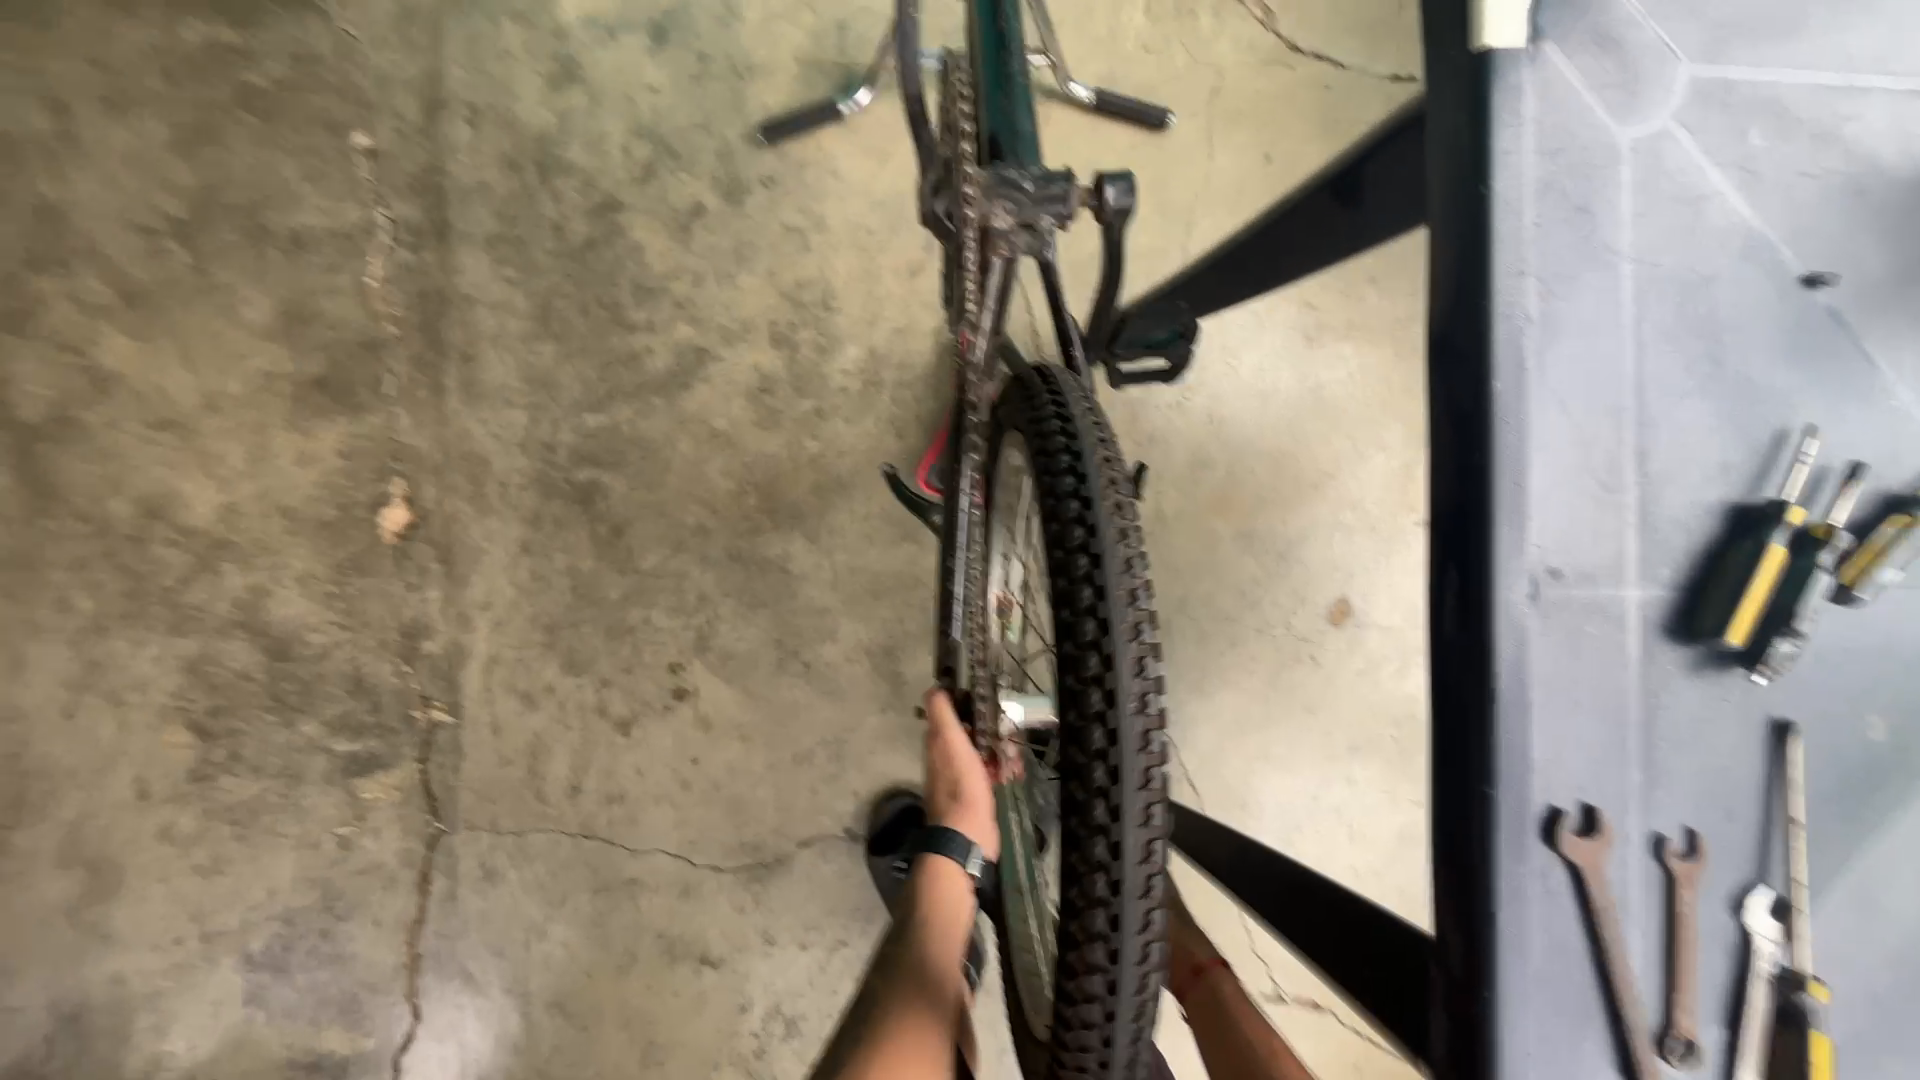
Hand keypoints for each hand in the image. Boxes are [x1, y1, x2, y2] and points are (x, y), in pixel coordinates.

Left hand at [921, 688, 999, 861]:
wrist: (968, 835)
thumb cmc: (960, 785)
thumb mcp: (949, 742)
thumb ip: (942, 714)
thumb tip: (934, 687)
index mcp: (938, 742)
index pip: (954, 713)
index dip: (972, 706)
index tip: (991, 704)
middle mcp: (947, 755)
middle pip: (973, 732)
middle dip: (994, 732)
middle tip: (1008, 737)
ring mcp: (962, 774)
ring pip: (985, 751)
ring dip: (1002, 752)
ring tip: (1013, 761)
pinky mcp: (977, 791)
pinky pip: (992, 771)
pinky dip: (1003, 769)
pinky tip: (1012, 774)